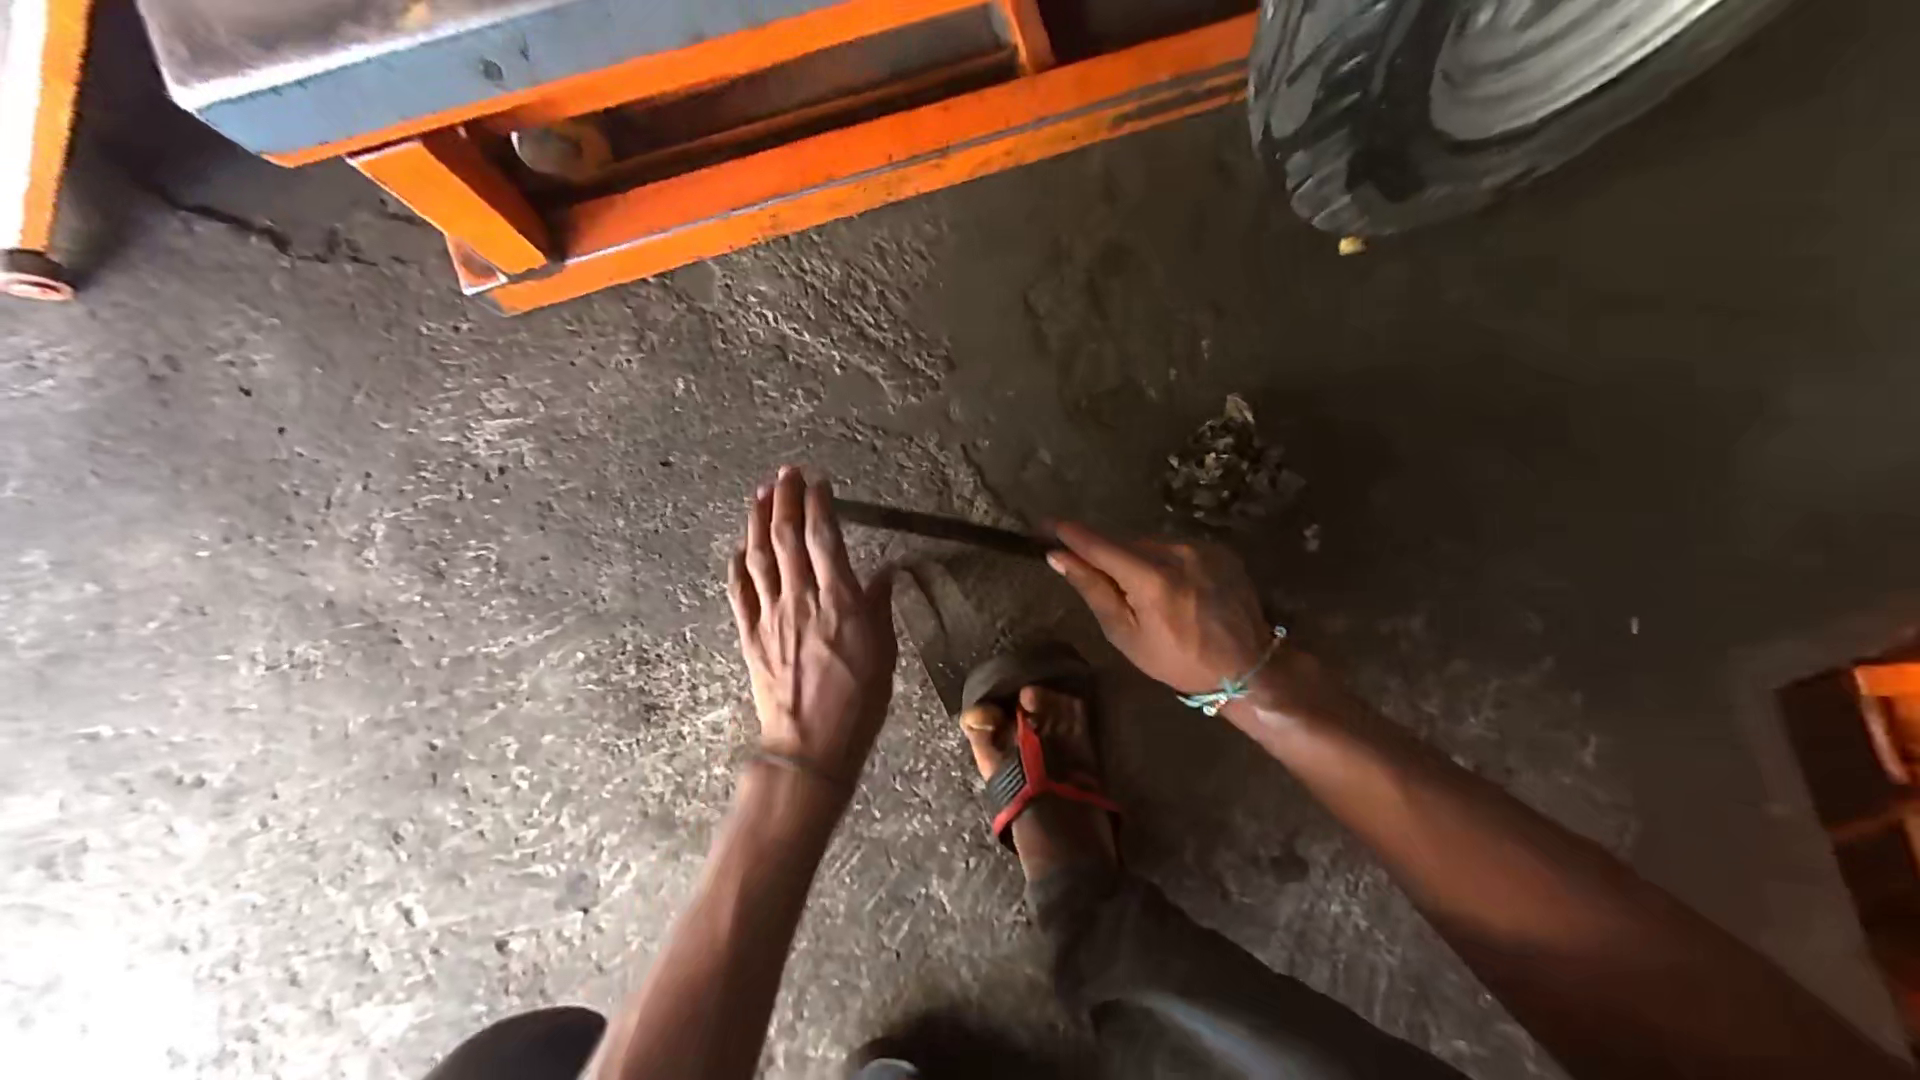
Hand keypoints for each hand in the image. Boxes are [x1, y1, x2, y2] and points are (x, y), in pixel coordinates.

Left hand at [728, 467, 897, 788]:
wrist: (812, 743)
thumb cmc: (860, 700)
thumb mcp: (885, 651)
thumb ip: (879, 606)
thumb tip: (884, 573)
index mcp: (840, 601)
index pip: (826, 538)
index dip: (820, 504)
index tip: (817, 481)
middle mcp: (802, 599)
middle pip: (787, 538)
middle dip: (785, 499)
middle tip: (784, 473)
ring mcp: (771, 616)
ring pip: (758, 557)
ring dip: (756, 521)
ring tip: (759, 495)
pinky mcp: (751, 636)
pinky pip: (738, 593)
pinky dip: (736, 566)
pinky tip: (736, 548)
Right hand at [1047, 523, 1272, 694]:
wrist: (1246, 666)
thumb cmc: (1177, 659)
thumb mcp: (1125, 634)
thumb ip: (1092, 589)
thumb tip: (1059, 557)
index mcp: (1150, 578)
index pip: (1098, 544)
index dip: (1068, 532)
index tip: (1043, 523)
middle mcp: (1176, 552)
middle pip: (1124, 543)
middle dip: (1106, 557)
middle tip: (1104, 584)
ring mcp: (1201, 548)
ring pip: (1149, 544)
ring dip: (1137, 560)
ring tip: (1146, 594)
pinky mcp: (1218, 549)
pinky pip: (1175, 547)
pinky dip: (1164, 561)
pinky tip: (1173, 589)